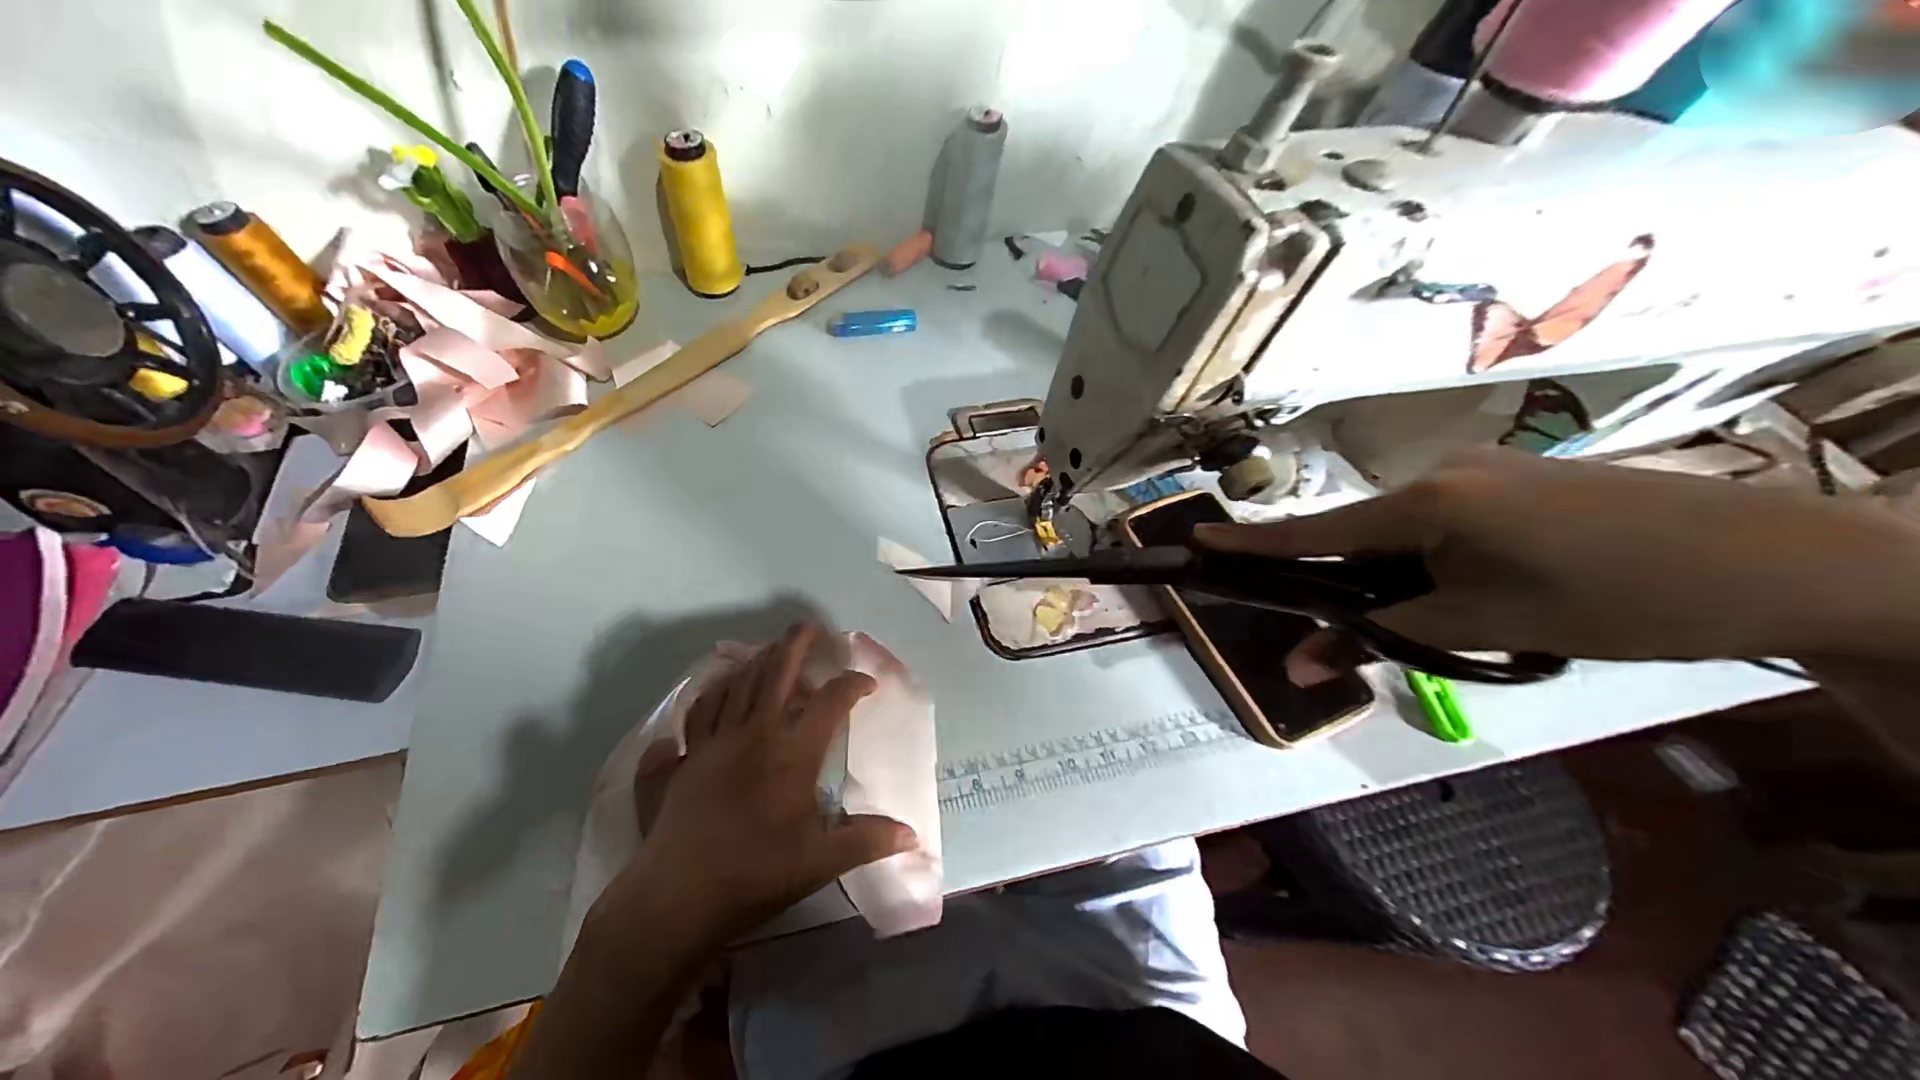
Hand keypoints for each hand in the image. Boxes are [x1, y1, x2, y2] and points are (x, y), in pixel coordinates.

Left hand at [615, 623, 915, 946]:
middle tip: (811, 626)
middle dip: (797, 644)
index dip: (852, 684)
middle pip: (776, 674)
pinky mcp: (682, 758)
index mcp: (792, 753)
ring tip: (771, 650)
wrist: (677, 896)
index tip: (867, 684)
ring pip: (737, 685)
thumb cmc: (755, 874)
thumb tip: (913, 835)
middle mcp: (753, 734)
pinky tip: (718, 689)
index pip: (830, 702)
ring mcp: (712, 742)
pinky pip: (698, 710)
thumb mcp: (821, 861)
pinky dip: (712, 691)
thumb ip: (867, 840)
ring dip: (757, 661)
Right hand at [1195, 448, 1919, 682]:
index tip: (1197, 540)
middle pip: (1363, 531)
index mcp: (1426, 502)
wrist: (1783, 562)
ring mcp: (1488, 472)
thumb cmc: (1617, 598)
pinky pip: (1450, 522)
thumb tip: (1301, 665)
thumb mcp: (1484, 626)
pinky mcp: (1523, 481)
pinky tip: (1492, 592)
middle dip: (1346, 579)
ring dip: (1404, 576)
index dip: (1251, 542)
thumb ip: (1382, 638)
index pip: (1315, 530)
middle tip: (1349, 632)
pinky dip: (1441, 560)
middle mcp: (1445, 474)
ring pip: (1410, 531)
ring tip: (1457, 621)